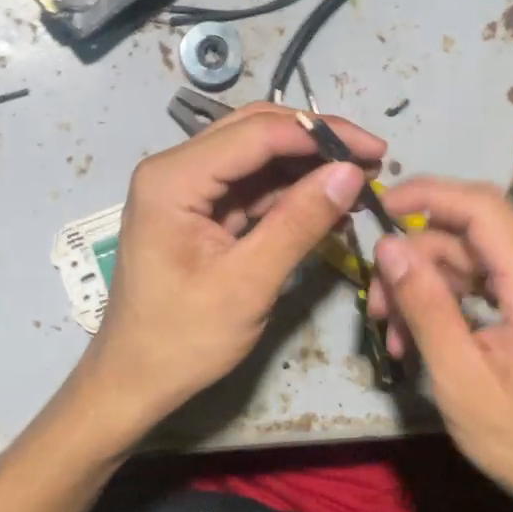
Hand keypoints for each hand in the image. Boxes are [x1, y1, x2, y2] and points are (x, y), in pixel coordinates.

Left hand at [77, 103, 383, 432]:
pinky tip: (329, 203)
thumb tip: (351, 172)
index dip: (321, 135)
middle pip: (255, 132)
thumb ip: (298, 222)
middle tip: (374, 160)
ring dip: (307, 166)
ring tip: (361, 182)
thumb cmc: (183, 338)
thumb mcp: (248, 283)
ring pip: (256, 156)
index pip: (256, 133)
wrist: (135, 379)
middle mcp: (175, 168)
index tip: (376, 150)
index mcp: (173, 178)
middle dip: (317, 143)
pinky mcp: (198, 208)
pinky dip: (290, 191)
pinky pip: (250, 185)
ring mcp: (185, 187)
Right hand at [367, 178, 512, 511]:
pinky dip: (449, 298)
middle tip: (376, 304)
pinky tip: (419, 332)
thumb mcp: (460, 378)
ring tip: (393, 332)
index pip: (483, 208)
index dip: (428, 194)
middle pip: (469, 235)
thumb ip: (424, 305)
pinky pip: (486, 279)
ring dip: (426, 285)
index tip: (379, 204)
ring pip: (471, 257)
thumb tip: (388, 244)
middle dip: (414, 260)